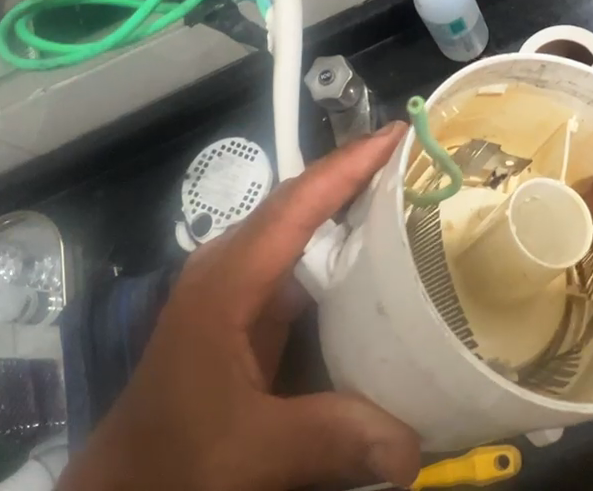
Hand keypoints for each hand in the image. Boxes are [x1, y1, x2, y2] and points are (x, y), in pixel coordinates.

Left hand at [62, 124, 421, 490]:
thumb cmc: (173, 459)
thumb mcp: (251, 451)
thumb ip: (331, 438)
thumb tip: (415, 449)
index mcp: (226, 281)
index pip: (297, 205)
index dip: (348, 166)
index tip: (400, 133)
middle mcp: (230, 269)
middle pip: (300, 204)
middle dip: (356, 175)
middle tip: (419, 160)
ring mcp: (236, 290)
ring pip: (300, 232)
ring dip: (349, 209)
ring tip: (408, 196)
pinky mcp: (244, 315)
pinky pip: (299, 267)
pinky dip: (339, 253)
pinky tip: (377, 264)